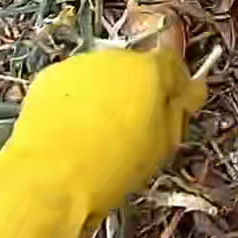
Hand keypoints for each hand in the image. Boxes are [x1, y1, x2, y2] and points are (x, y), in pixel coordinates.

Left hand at [5, 45, 206, 210]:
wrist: (46, 180)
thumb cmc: (113, 166)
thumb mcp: (163, 145)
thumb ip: (180, 111)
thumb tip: (192, 90)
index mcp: (150, 69)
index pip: (172, 62)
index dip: (174, 84)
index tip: (172, 106)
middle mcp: (116, 57)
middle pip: (136, 68)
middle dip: (137, 90)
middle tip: (133, 126)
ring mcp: (80, 64)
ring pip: (103, 75)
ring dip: (106, 93)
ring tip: (96, 131)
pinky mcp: (48, 77)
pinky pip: (73, 85)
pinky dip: (75, 100)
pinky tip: (70, 130)